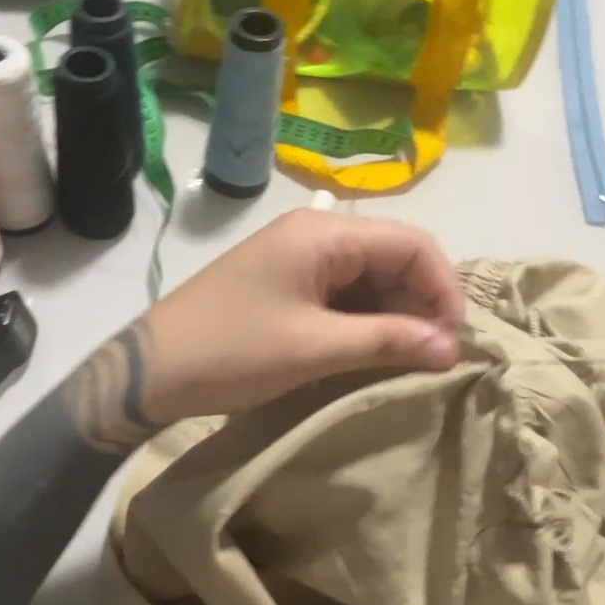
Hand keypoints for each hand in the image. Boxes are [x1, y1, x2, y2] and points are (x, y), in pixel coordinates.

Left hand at [64, 210, 464, 451]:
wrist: (151, 370)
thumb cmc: (233, 352)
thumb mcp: (315, 349)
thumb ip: (388, 341)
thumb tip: (452, 347)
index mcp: (323, 233)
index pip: (412, 243)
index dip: (442, 289)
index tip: (453, 342)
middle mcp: (313, 234)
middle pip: (392, 257)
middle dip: (419, 304)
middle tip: (434, 359)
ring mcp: (295, 259)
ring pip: (367, 278)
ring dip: (392, 316)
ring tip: (407, 362)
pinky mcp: (283, 285)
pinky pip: (340, 295)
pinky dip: (362, 322)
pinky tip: (371, 354)